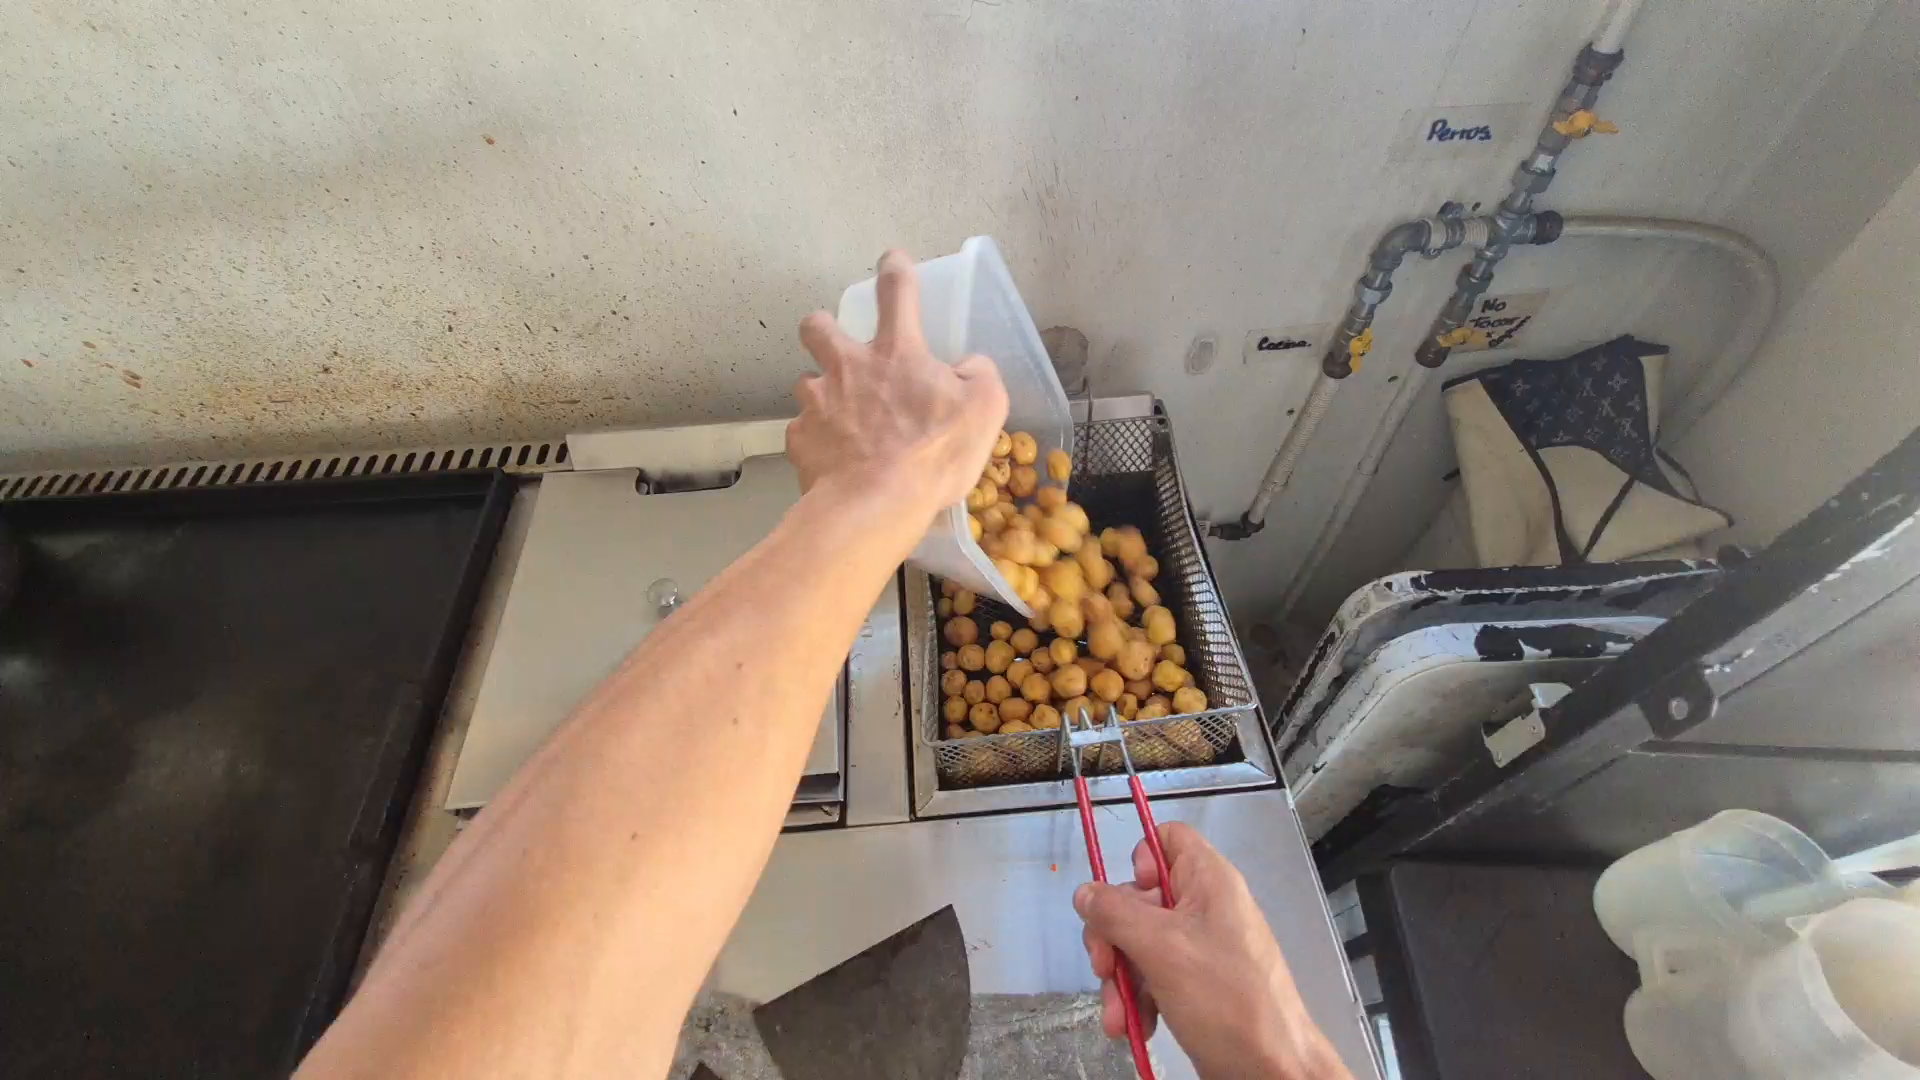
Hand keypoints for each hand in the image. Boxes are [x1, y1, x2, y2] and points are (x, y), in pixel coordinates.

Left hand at [787, 250, 1008, 514]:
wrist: (876, 504)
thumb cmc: (934, 453)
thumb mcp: (985, 409)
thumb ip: (979, 375)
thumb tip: (968, 365)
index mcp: (896, 353)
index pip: (897, 290)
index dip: (896, 269)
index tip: (892, 260)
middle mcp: (848, 367)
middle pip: (818, 325)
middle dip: (823, 328)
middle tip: (837, 348)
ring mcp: (817, 402)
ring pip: (805, 382)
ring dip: (821, 393)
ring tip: (841, 421)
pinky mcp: (799, 438)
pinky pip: (803, 431)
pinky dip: (817, 440)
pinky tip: (833, 461)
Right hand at [1075, 823, 1352, 1079]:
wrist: (1277, 1078)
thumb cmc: (1225, 999)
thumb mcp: (1162, 949)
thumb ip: (1114, 914)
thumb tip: (1083, 893)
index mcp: (1208, 880)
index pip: (1168, 838)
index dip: (1142, 858)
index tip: (1131, 894)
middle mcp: (1204, 907)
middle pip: (1140, 897)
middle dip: (1112, 935)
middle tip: (1102, 965)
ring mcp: (1200, 949)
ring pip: (1140, 941)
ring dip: (1119, 976)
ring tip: (1117, 1014)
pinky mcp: (1196, 986)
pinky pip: (1153, 974)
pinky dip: (1137, 998)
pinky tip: (1131, 1026)